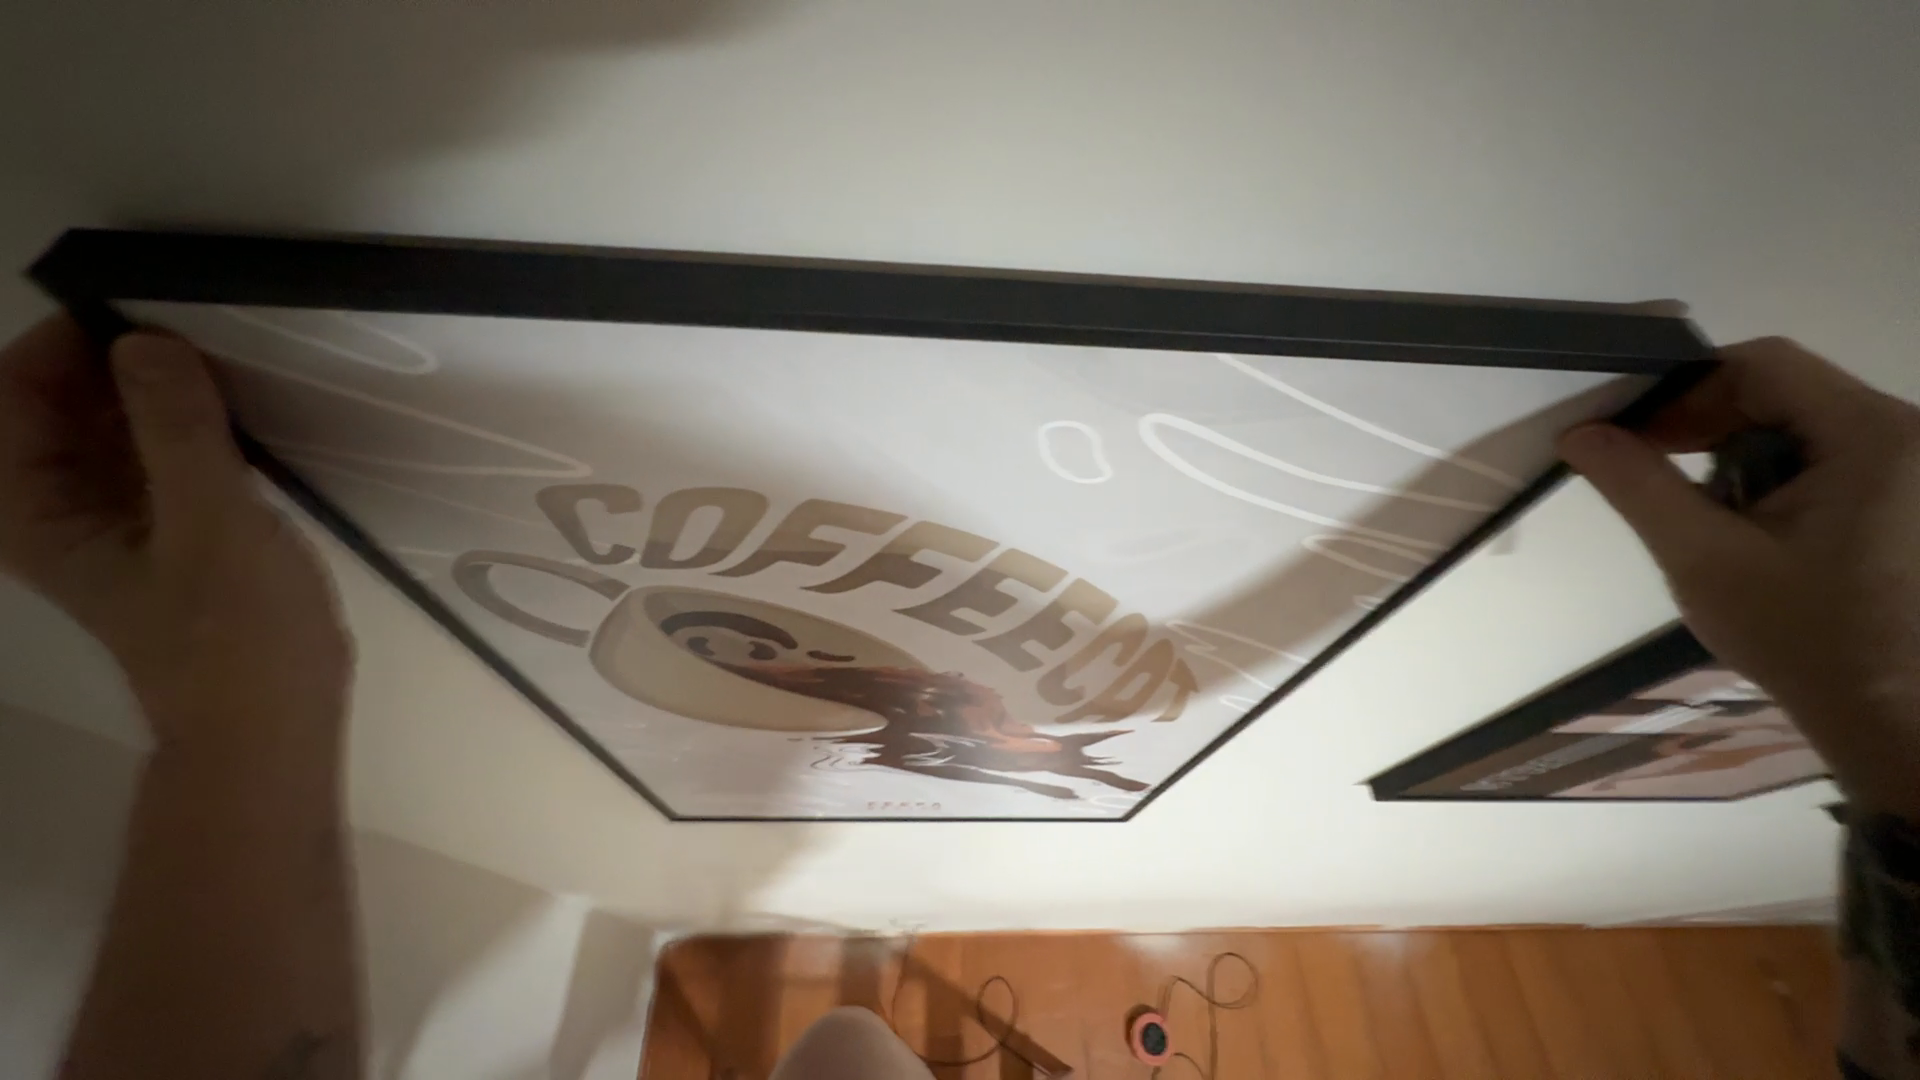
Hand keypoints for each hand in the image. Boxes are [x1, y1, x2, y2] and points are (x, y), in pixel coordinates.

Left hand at [0, 316, 349, 749]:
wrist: (273, 712)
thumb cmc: (233, 630)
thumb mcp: (211, 524)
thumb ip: (178, 433)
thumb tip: (150, 343)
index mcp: (34, 507)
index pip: (14, 395)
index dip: (66, 346)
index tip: (151, 317)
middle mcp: (63, 506)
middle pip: (65, 408)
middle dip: (123, 366)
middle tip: (207, 341)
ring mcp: (124, 520)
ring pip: (122, 431)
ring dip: (166, 397)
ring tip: (233, 372)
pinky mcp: (180, 531)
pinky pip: (170, 460)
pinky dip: (198, 432)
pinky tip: (248, 423)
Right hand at [1560, 338, 1919, 817]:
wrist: (1896, 714)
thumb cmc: (1802, 633)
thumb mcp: (1700, 555)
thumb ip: (1636, 485)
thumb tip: (1579, 434)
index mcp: (1875, 436)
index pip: (1763, 364)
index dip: (1682, 388)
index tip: (1631, 437)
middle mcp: (1909, 435)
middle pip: (1782, 388)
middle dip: (1701, 420)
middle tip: (1644, 468)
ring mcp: (1912, 466)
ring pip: (1798, 421)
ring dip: (1728, 449)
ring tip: (1694, 507)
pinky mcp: (1907, 495)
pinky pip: (1825, 454)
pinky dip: (1765, 472)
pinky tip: (1742, 520)